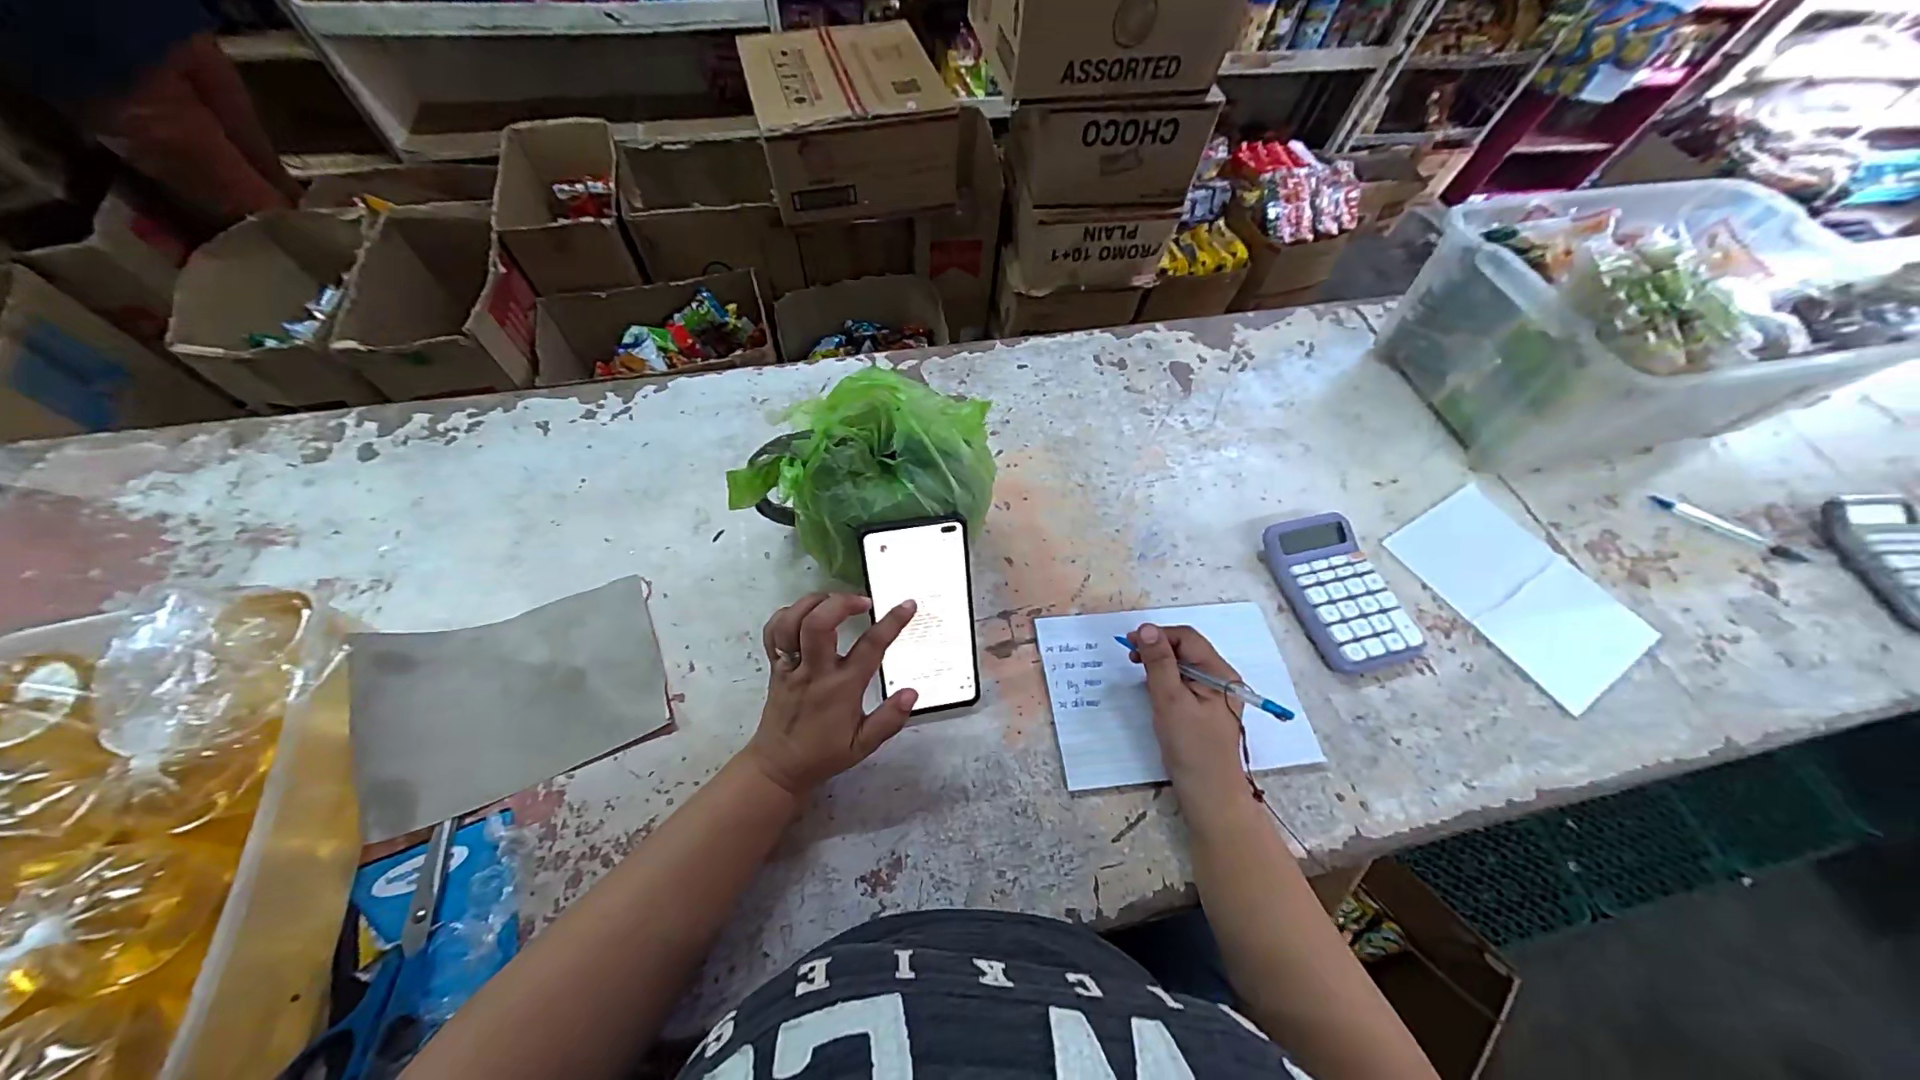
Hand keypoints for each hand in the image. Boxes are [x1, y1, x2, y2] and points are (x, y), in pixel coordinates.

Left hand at [743, 592, 918, 797]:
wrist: (778, 767)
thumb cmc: (824, 754)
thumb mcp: (864, 744)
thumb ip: (889, 719)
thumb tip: (912, 692)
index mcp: (841, 689)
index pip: (870, 647)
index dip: (891, 622)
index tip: (907, 605)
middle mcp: (813, 672)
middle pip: (818, 623)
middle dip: (841, 603)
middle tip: (863, 602)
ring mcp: (791, 667)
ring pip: (792, 622)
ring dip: (814, 602)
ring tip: (835, 602)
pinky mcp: (775, 667)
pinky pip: (773, 632)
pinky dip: (788, 614)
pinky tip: (806, 614)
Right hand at [1123, 623, 1247, 788]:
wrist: (1208, 792)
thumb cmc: (1191, 746)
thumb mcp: (1170, 700)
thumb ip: (1159, 662)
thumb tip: (1146, 629)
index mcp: (1220, 673)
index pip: (1187, 638)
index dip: (1158, 636)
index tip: (1130, 643)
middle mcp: (1221, 678)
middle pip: (1186, 649)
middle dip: (1158, 648)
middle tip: (1132, 657)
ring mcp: (1214, 694)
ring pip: (1183, 665)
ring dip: (1160, 663)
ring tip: (1140, 671)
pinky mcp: (1205, 707)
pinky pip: (1184, 681)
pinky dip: (1166, 679)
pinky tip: (1153, 689)